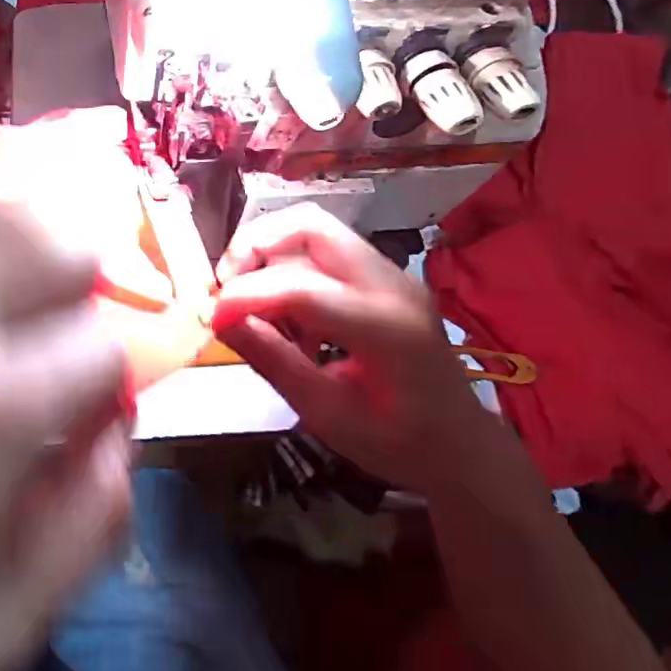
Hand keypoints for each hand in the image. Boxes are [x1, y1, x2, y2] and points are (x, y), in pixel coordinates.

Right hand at [211, 203, 482, 486]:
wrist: (461, 446)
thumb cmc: (399, 443)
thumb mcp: (327, 415)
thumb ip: (274, 362)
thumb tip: (220, 321)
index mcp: (387, 327)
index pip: (302, 287)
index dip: (245, 295)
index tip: (210, 316)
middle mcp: (391, 284)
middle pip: (309, 225)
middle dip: (254, 244)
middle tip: (225, 285)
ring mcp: (390, 273)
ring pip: (313, 229)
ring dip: (269, 254)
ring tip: (250, 301)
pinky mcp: (381, 275)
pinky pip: (322, 250)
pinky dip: (288, 266)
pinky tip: (283, 313)